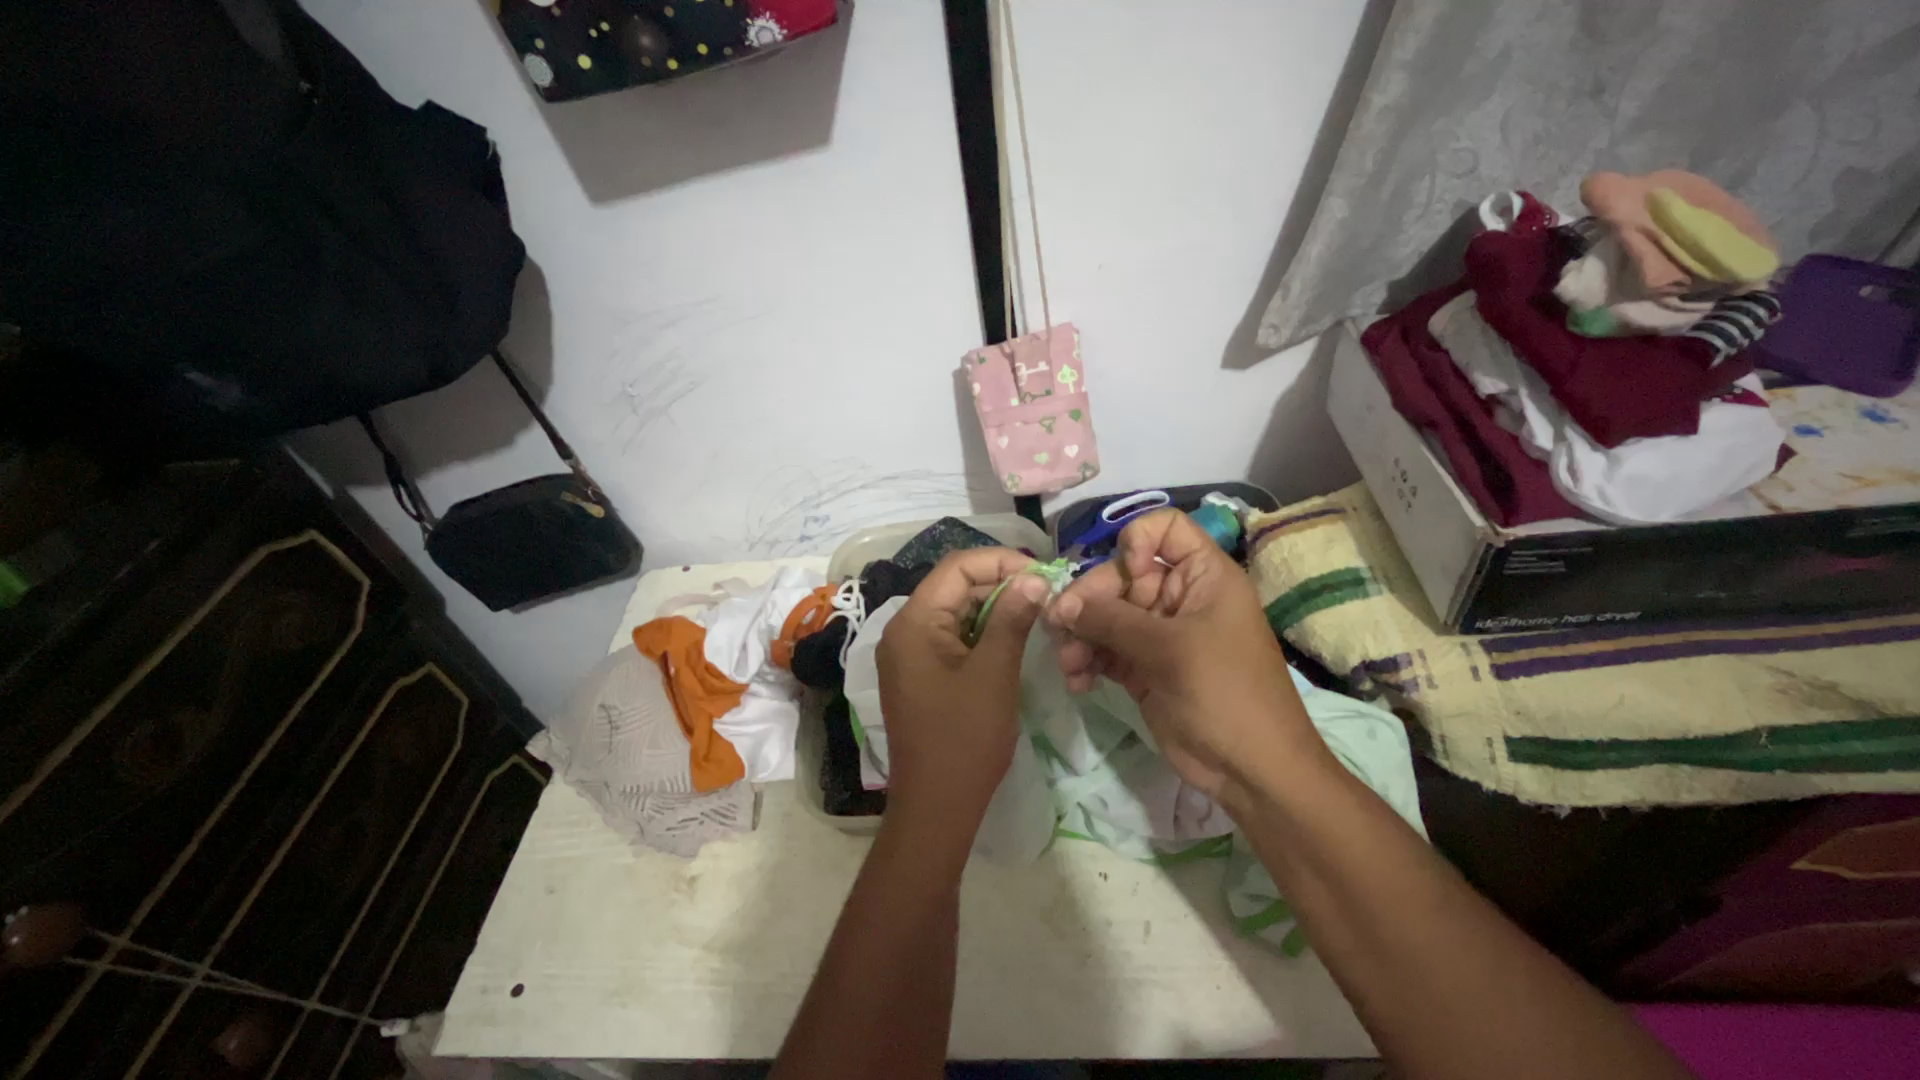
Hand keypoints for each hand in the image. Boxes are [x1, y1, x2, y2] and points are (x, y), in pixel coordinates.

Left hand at [877, 548, 1048, 838]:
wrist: (936, 806)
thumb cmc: (965, 738)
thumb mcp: (994, 673)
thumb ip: (1011, 619)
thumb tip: (1032, 578)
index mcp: (914, 622)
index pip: (957, 567)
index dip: (1001, 561)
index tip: (1043, 574)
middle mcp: (904, 630)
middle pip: (953, 586)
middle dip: (1000, 583)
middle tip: (1045, 595)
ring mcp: (909, 654)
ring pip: (954, 611)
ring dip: (994, 607)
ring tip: (1036, 614)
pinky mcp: (919, 675)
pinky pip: (951, 637)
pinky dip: (982, 632)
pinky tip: (1012, 640)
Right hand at [1048, 510, 1324, 801]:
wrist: (1251, 769)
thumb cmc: (1225, 693)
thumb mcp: (1169, 649)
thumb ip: (1111, 620)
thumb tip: (1061, 604)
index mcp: (1204, 576)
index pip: (1165, 529)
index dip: (1136, 541)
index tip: (1122, 573)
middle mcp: (1180, 598)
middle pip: (1123, 576)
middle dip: (1090, 600)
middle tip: (1060, 625)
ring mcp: (1161, 635)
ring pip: (1108, 615)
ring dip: (1082, 635)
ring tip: (1068, 664)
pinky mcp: (1144, 668)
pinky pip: (1106, 650)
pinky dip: (1088, 660)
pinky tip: (1077, 680)